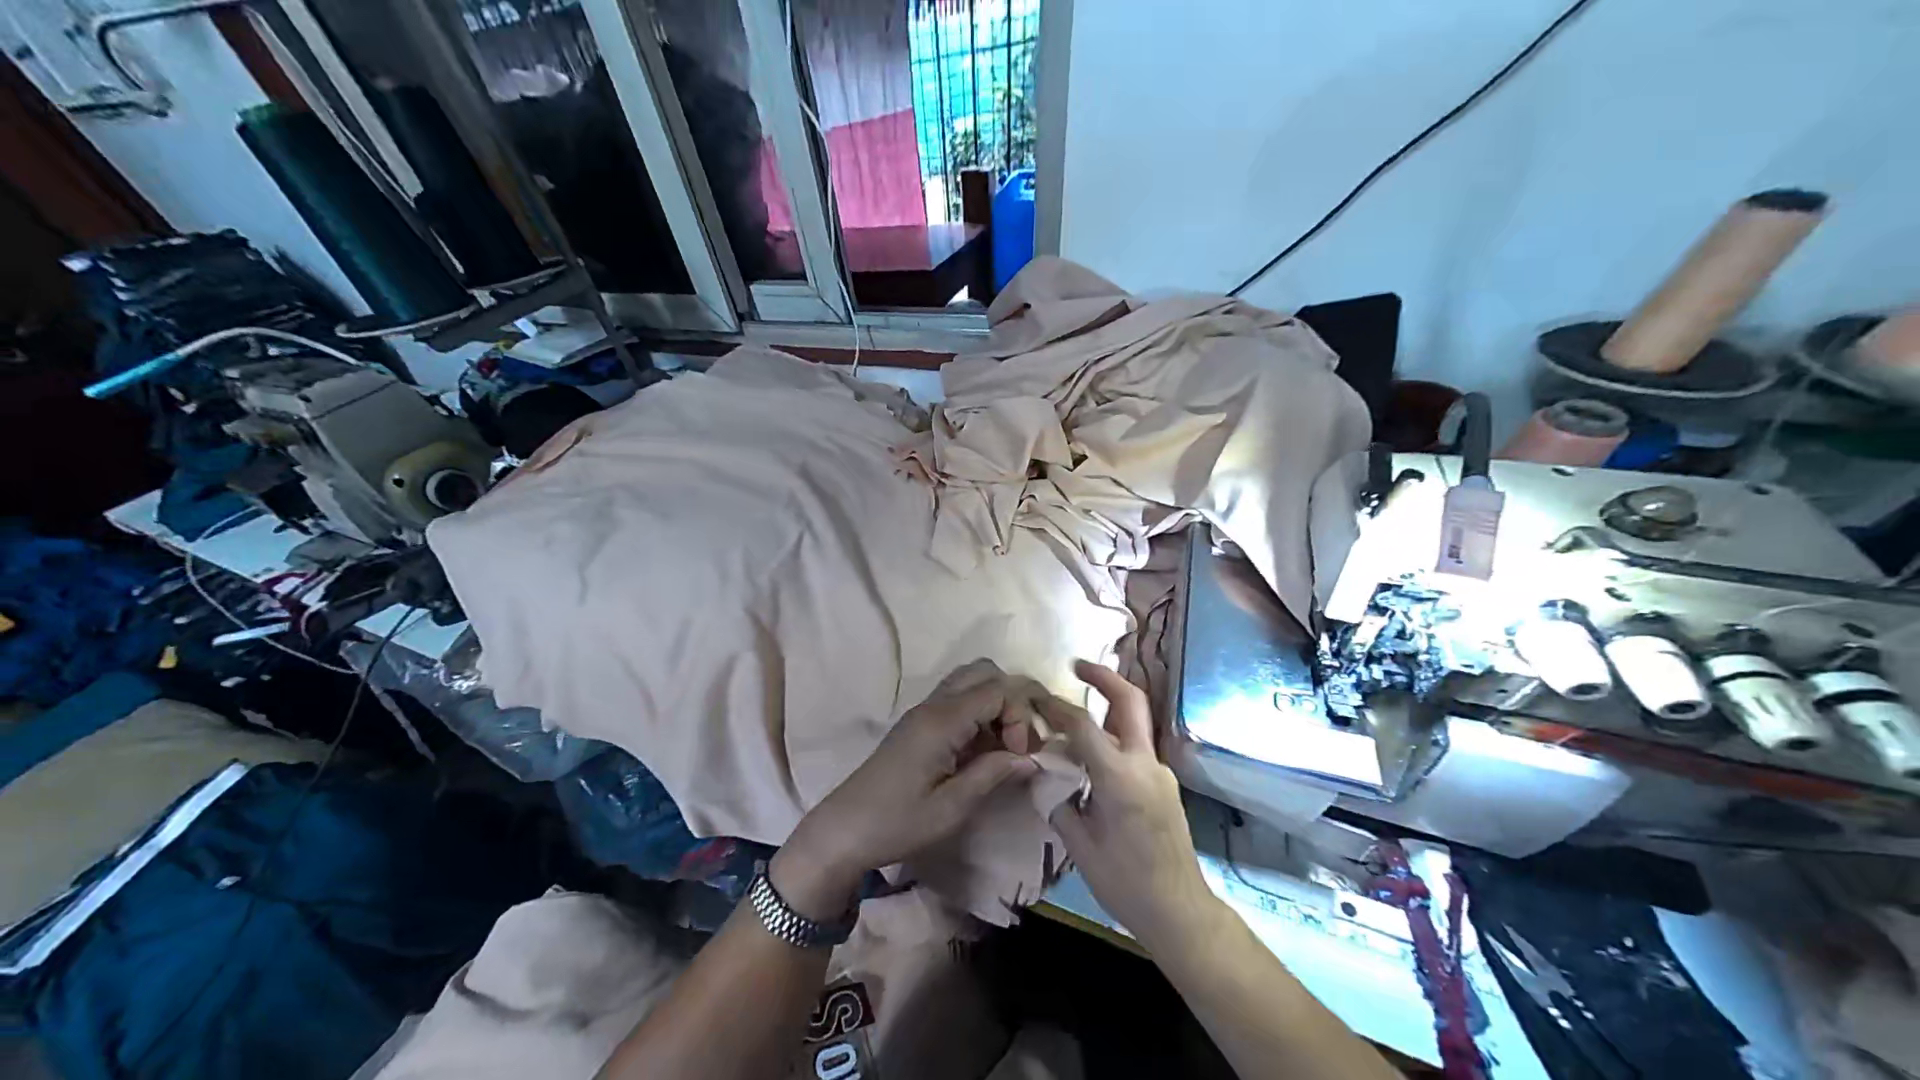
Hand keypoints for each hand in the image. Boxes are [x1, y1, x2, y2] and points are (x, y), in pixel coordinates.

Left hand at [772, 660, 1040, 919]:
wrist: (844, 830)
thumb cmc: (897, 823)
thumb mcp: (951, 808)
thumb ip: (993, 774)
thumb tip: (1032, 758)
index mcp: (941, 720)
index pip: (997, 689)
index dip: (1020, 716)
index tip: (1019, 755)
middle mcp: (933, 705)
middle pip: (985, 672)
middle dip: (1013, 700)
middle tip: (1018, 743)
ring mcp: (924, 712)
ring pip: (971, 682)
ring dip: (997, 705)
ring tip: (1005, 747)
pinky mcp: (919, 725)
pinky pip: (958, 701)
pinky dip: (981, 714)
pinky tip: (985, 750)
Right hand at [1039, 662, 1223, 954]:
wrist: (1179, 910)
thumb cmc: (1125, 881)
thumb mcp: (1079, 844)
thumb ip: (1058, 801)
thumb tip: (1044, 775)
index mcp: (1121, 777)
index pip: (1083, 725)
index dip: (1055, 708)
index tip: (1035, 700)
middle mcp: (1146, 764)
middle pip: (1131, 701)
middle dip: (1104, 676)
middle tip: (1077, 666)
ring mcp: (1160, 772)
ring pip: (1136, 722)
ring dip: (1110, 706)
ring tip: (1076, 713)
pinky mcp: (1165, 784)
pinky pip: (1137, 747)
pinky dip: (1115, 737)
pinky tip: (1094, 756)